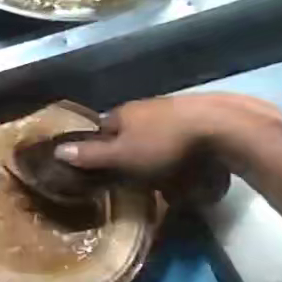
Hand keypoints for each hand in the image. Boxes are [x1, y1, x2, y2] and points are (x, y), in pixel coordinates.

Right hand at [55, 93, 281, 196]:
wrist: (224, 128)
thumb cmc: (165, 144)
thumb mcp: (123, 156)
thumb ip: (92, 155)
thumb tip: (57, 150)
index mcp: (124, 113)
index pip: (104, 127)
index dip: (102, 146)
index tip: (104, 166)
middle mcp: (148, 105)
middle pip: (133, 129)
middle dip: (135, 149)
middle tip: (138, 176)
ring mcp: (178, 107)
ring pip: (161, 130)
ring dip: (162, 149)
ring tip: (169, 176)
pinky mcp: (207, 114)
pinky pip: (189, 135)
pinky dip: (188, 149)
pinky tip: (196, 166)